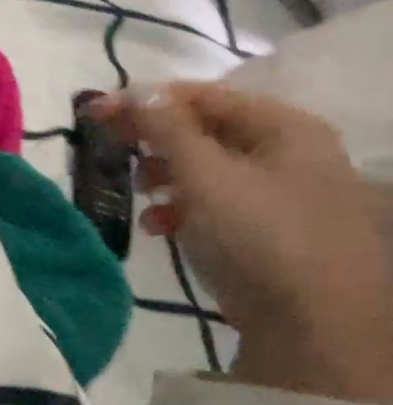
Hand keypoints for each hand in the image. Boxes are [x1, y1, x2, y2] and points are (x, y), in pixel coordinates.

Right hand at [88, 82, 392, 403]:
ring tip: (139, 195)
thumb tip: (136, 90)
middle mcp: (286, 151)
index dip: (148, 100)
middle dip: (155, 141)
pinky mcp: (262, 227)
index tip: (95, 113)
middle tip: (110, 152)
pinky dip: (180, 208)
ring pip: (205, 168)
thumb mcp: (205, 176)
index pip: (206, 97)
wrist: (311, 314)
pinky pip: (212, 202)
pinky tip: (159, 227)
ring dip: (164, 177)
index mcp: (283, 128)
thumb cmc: (259, 233)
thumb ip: (167, 131)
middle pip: (206, 131)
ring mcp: (277, 191)